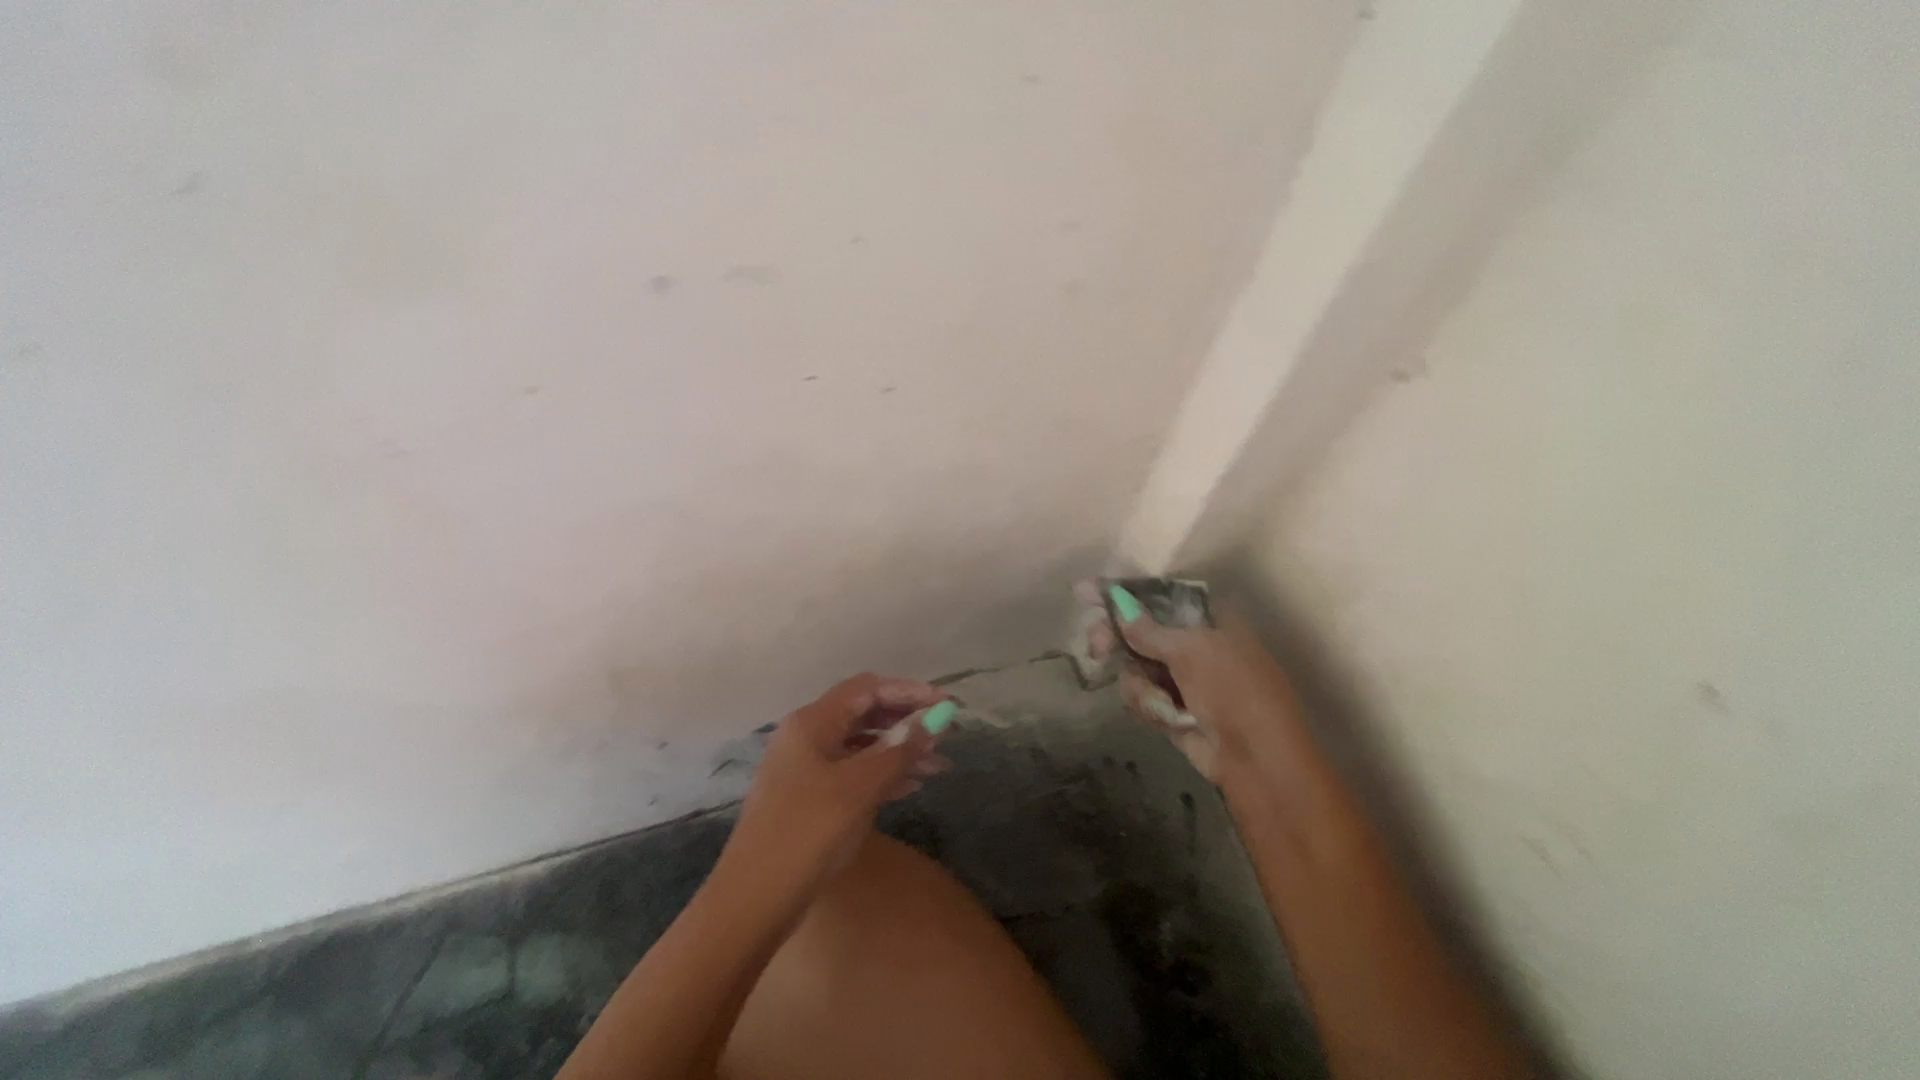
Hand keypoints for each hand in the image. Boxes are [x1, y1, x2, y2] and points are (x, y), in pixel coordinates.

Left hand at [722, 673, 950, 895]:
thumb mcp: (860, 787)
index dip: (909, 691)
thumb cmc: (808, 832)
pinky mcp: (810, 797)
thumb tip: (932, 722)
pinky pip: (853, 772)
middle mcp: (807, 736)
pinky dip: (883, 773)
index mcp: (812, 722)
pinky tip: (912, 785)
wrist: (757, 896)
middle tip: (946, 734)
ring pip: (861, 745)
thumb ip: (898, 751)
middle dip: (906, 720)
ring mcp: (806, 768)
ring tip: (939, 765)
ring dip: (899, 749)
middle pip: (864, 713)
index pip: (867, 689)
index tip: (946, 705)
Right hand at [1078, 582, 1299, 780]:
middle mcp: (1193, 644)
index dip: (1123, 595)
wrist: (1258, 757)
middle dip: (1116, 640)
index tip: (1086, 593)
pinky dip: (1147, 705)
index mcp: (1208, 619)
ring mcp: (1181, 679)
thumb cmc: (1234, 689)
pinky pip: (1140, 696)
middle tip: (1097, 647)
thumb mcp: (1191, 650)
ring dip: (1139, 684)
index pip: (1157, 597)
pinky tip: (1164, 716)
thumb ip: (1149, 630)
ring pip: (1133, 667)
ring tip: (1160, 701)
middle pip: (1138, 631)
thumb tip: (1119, 606)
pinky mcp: (1171, 710)